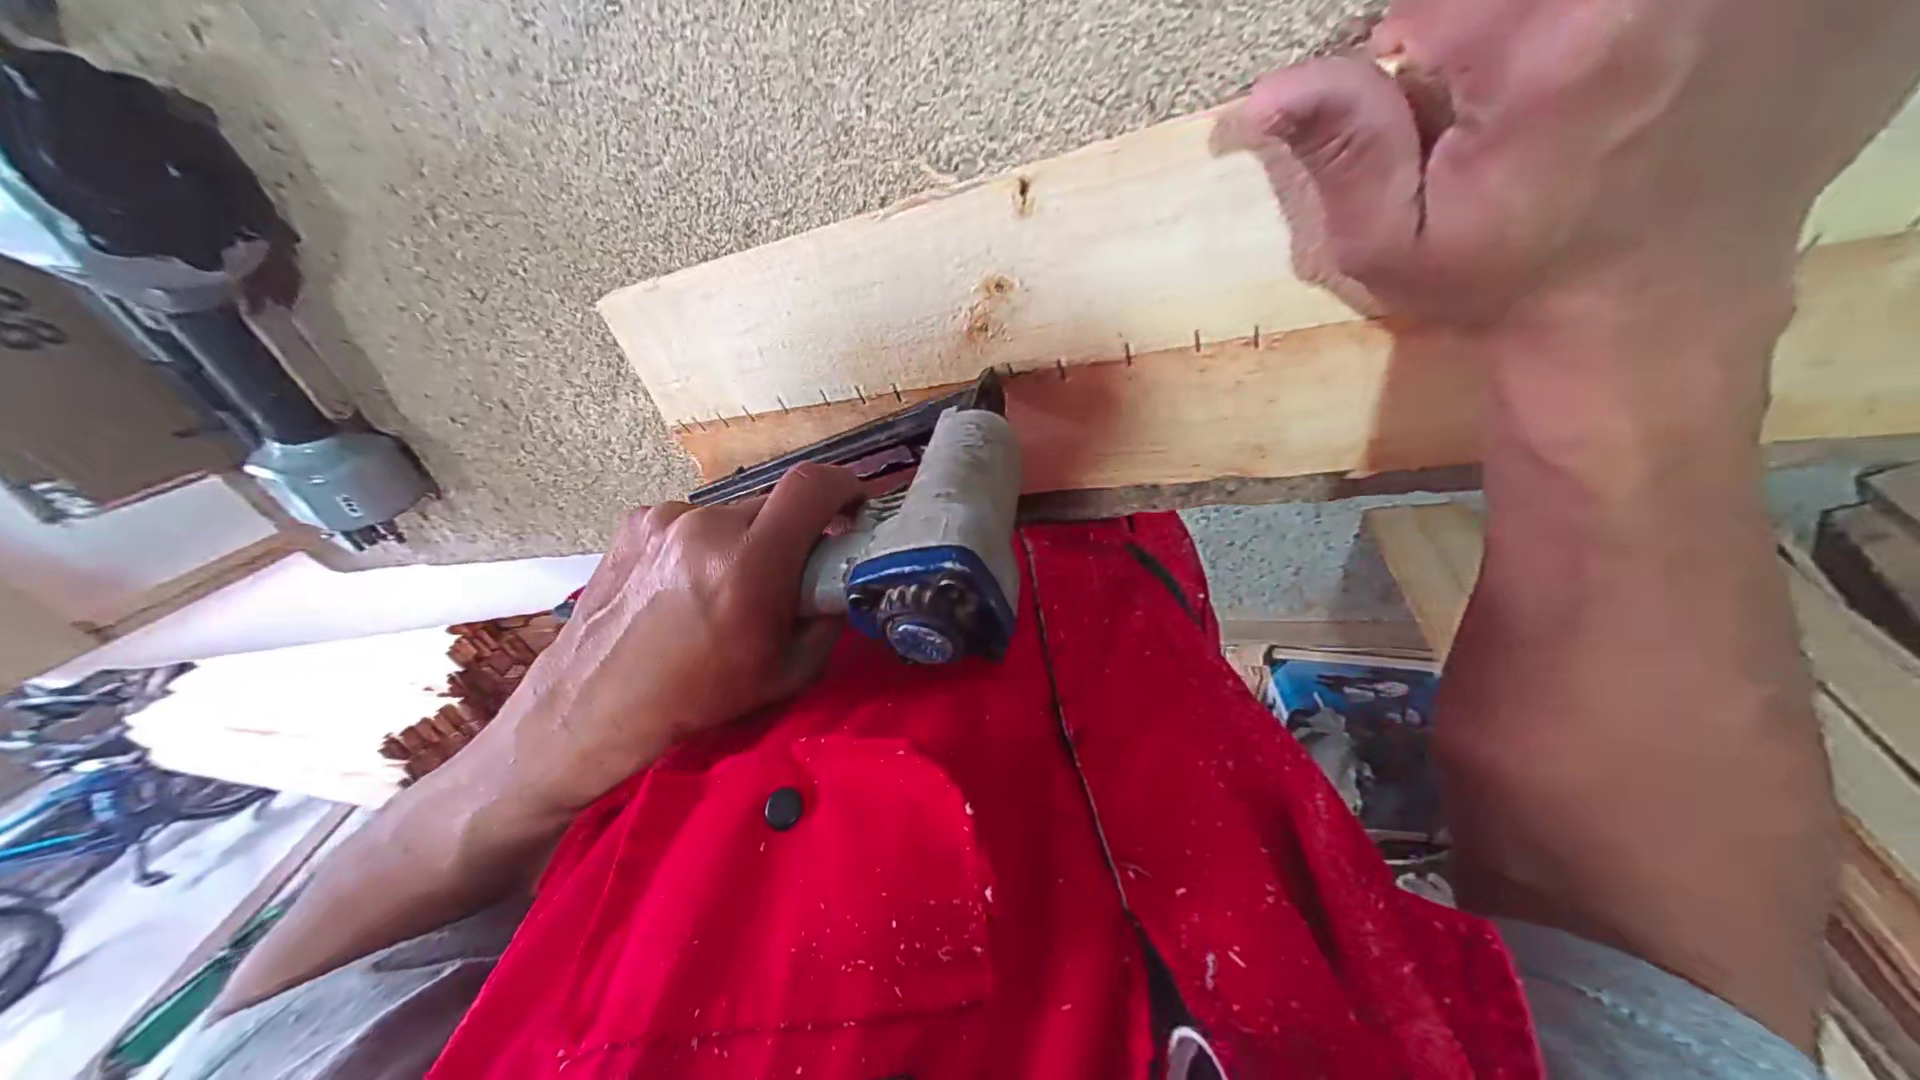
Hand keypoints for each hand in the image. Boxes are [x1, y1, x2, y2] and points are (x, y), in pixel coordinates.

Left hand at [479, 464, 861, 814]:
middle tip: (789, 574)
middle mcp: (706, 526)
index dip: (845, 488)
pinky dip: (710, 543)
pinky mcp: (637, 520)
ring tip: (728, 587)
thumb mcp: (788, 672)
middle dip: (796, 532)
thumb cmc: (696, 697)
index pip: (813, 486)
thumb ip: (828, 617)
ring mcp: (665, 518)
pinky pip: (698, 520)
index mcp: (748, 565)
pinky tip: (689, 584)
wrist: (590, 707)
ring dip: (750, 540)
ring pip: (736, 513)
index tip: (854, 509)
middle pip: (777, 503)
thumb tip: (840, 581)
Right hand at [1246, 0, 1919, 329]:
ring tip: (1581, 82)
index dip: (1422, 23)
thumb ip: (1343, 147)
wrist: (1644, 318)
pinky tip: (1667, 70)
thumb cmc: (1502, 285)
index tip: (1431, 74)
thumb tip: (1268, 92)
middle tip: (1508, 85)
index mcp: (1556, 44)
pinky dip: (1672, 28)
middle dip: (1497, 28)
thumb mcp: (1388, 245)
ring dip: (1574, 28)